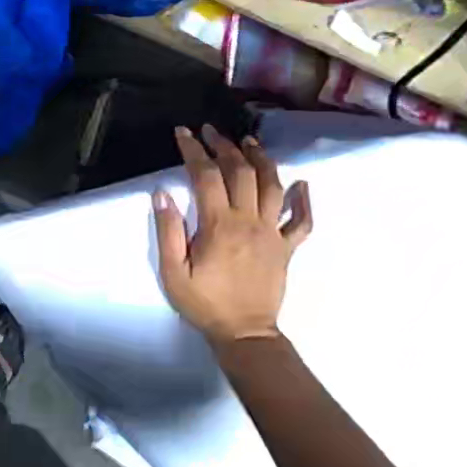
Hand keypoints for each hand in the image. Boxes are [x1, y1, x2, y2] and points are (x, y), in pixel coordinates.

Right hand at [153, 125, 311, 344]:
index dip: (193, 150)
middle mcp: (249, 222)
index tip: (183, 133)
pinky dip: (304, 201)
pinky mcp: (286, 248)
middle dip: (224, 145)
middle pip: (241, 172)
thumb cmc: (203, 302)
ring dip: (261, 160)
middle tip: (210, 130)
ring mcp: (272, 234)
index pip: (205, 175)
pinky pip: (302, 222)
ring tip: (249, 142)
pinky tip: (303, 184)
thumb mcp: (172, 271)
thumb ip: (167, 230)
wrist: (245, 335)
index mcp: (219, 225)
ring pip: (273, 187)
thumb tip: (161, 193)